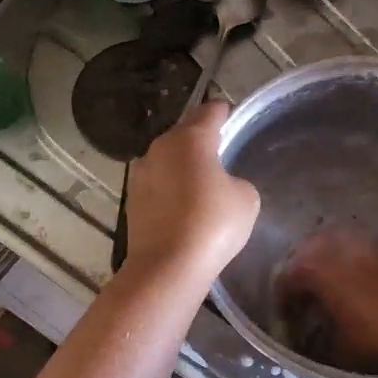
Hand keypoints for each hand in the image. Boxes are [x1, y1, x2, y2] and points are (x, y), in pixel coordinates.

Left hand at [124, 101, 260, 278]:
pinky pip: (157, 181)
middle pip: (184, 132)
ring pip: (167, 157)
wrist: (166, 266)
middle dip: (200, 136)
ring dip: (182, 162)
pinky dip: (170, 185)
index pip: (209, 112)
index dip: (223, 112)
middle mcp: (160, 147)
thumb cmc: (213, 224)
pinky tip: (182, 201)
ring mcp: (141, 172)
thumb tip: (223, 184)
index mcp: (190, 138)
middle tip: (219, 146)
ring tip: (201, 176)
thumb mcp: (245, 198)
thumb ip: (236, 181)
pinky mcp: (132, 198)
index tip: (230, 114)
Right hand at [277, 229, 377, 370]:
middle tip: (310, 298)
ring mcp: (370, 238)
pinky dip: (368, 266)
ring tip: (343, 290)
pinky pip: (373, 253)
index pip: (285, 280)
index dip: (284, 301)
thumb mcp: (345, 350)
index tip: (288, 318)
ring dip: (337, 264)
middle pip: (309, 253)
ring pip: (342, 247)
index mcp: (314, 265)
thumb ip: (323, 343)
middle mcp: (336, 242)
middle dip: (306, 274)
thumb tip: (317, 344)